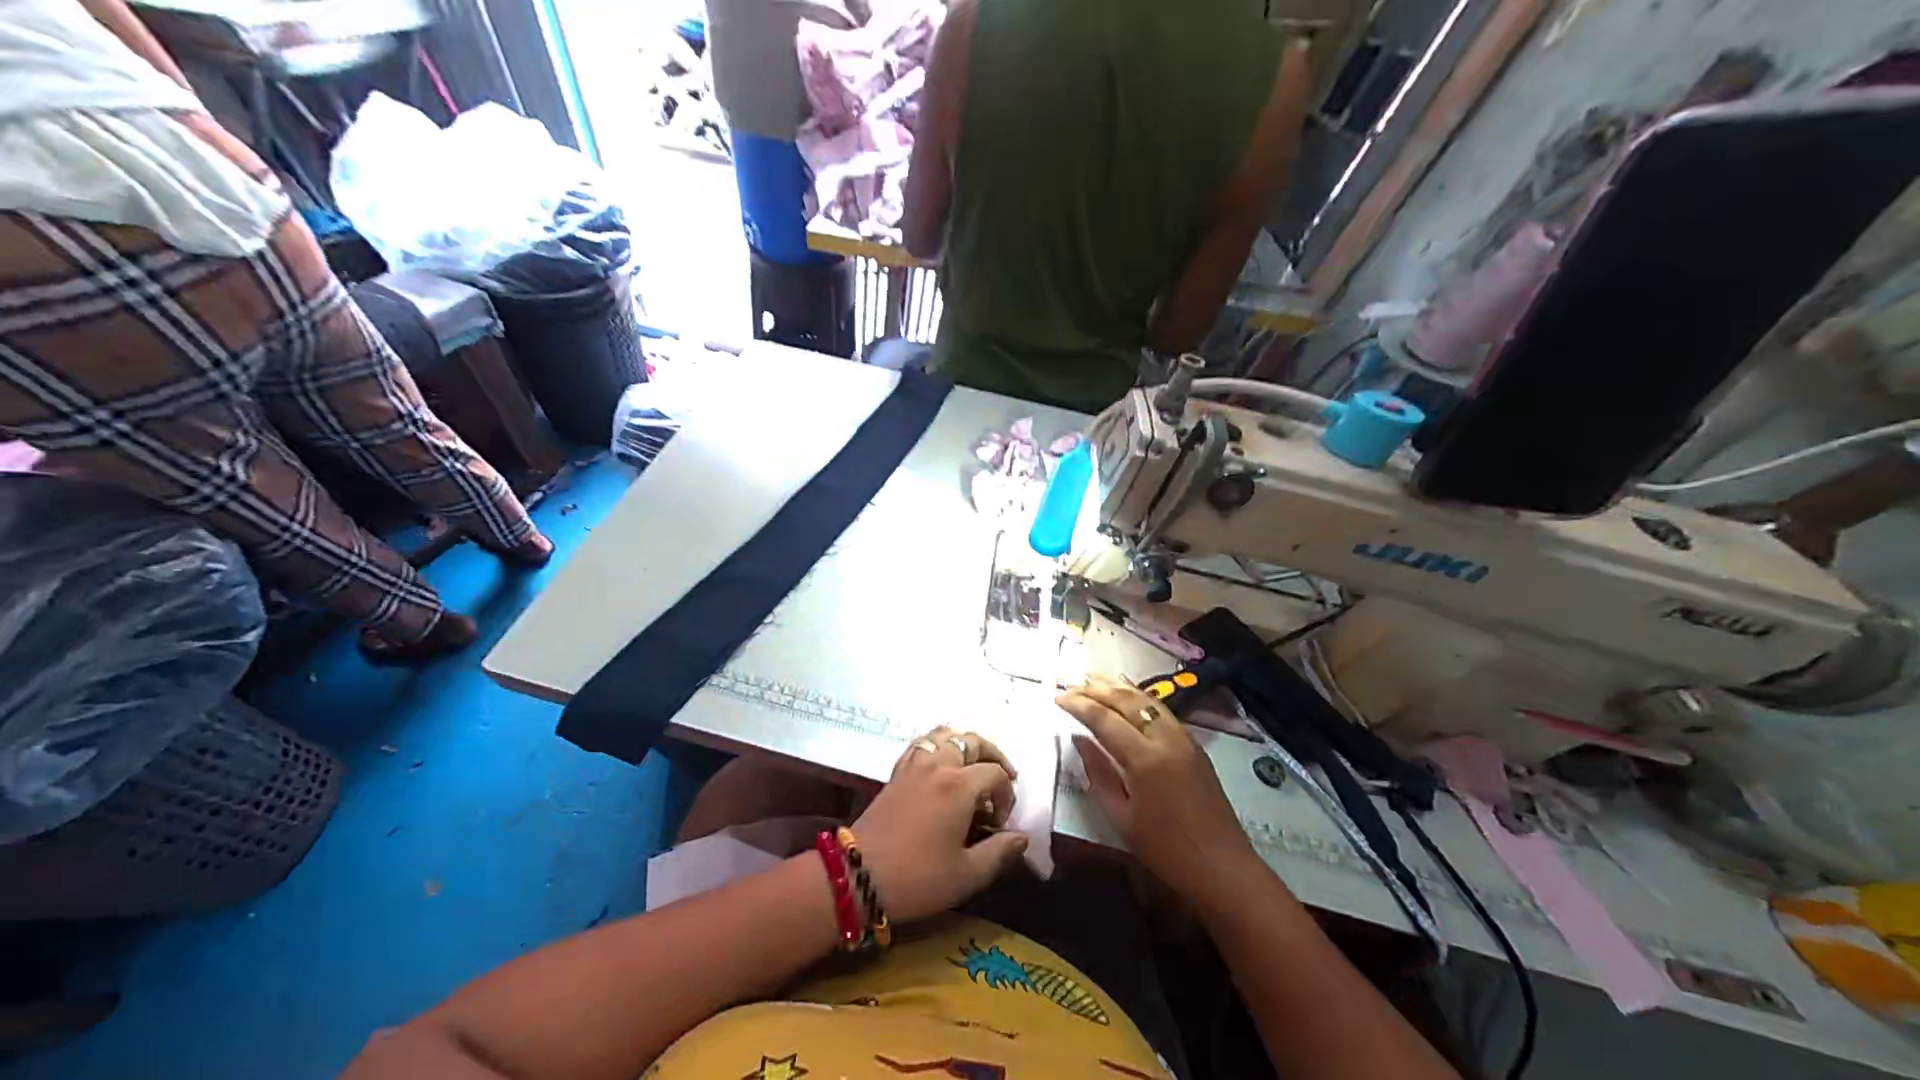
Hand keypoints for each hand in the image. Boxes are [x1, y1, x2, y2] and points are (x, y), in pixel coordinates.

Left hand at [851, 727, 1028, 922]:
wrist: (858, 875)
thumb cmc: (917, 878)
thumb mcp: (967, 874)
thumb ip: (999, 852)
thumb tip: (1021, 838)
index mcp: (959, 785)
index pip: (995, 773)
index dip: (1007, 795)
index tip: (1001, 824)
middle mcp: (937, 765)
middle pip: (971, 741)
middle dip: (992, 756)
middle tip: (1001, 779)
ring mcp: (913, 765)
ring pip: (944, 735)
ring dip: (963, 745)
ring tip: (972, 766)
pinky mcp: (896, 773)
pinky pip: (922, 744)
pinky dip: (937, 747)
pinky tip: (941, 768)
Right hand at [1057, 676, 1263, 901]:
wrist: (1222, 867)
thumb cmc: (1165, 850)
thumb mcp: (1121, 817)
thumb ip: (1098, 773)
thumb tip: (1080, 740)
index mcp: (1145, 759)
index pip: (1105, 719)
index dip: (1080, 705)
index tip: (1058, 698)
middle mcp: (1166, 740)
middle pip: (1127, 701)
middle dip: (1097, 690)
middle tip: (1072, 685)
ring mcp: (1184, 740)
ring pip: (1148, 701)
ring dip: (1119, 689)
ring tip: (1095, 681)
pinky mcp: (1194, 746)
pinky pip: (1162, 712)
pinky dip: (1140, 699)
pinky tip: (1128, 698)